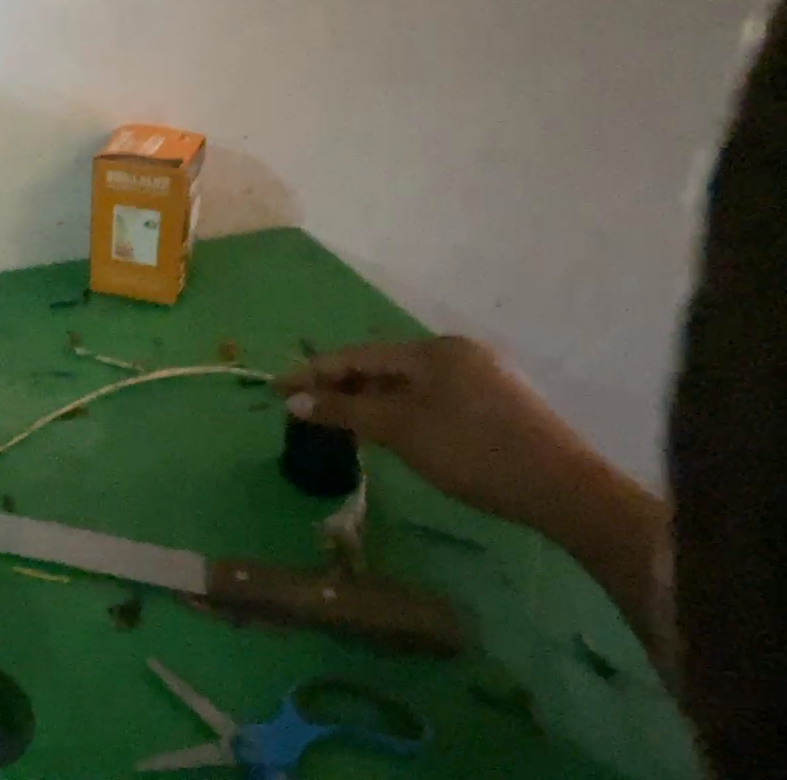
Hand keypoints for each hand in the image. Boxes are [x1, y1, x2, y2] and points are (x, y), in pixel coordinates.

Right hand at [274, 337, 670, 658]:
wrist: (567, 493)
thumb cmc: (472, 451)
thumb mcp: (398, 429)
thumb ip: (343, 410)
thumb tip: (293, 401)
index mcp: (434, 350)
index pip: (357, 355)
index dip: (312, 372)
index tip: (275, 388)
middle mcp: (456, 352)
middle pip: (381, 364)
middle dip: (339, 384)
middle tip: (302, 404)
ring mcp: (480, 376)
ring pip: (405, 382)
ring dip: (367, 397)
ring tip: (336, 417)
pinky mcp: (495, 402)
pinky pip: (428, 395)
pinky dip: (397, 406)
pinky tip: (385, 425)